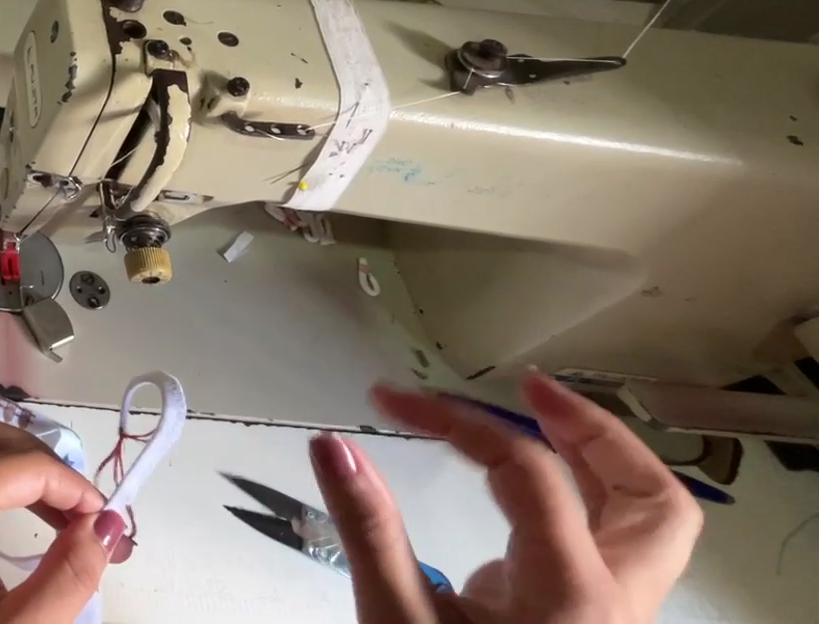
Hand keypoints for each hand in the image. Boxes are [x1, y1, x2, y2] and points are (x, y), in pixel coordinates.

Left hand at [0, 414, 127, 623]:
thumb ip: (67, 578)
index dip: (76, 489)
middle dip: (50, 472)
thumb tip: (106, 529)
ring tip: (65, 518)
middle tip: (91, 522)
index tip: (111, 526)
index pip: (28, 466)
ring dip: (23, 467)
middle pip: (1, 441)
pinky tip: (18, 508)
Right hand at [310, 372, 702, 623]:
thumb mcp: (399, 620)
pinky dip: (583, 491)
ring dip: (603, 459)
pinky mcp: (591, 620)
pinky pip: (615, 541)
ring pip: (652, 525)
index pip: (524, 468)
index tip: (385, 400)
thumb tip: (331, 445)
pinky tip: (521, 483)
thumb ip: (368, 530)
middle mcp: (616, 598)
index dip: (453, 419)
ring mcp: (614, 613)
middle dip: (593, 429)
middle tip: (527, 384)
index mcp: (571, 591)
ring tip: (540, 413)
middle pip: (653, 500)